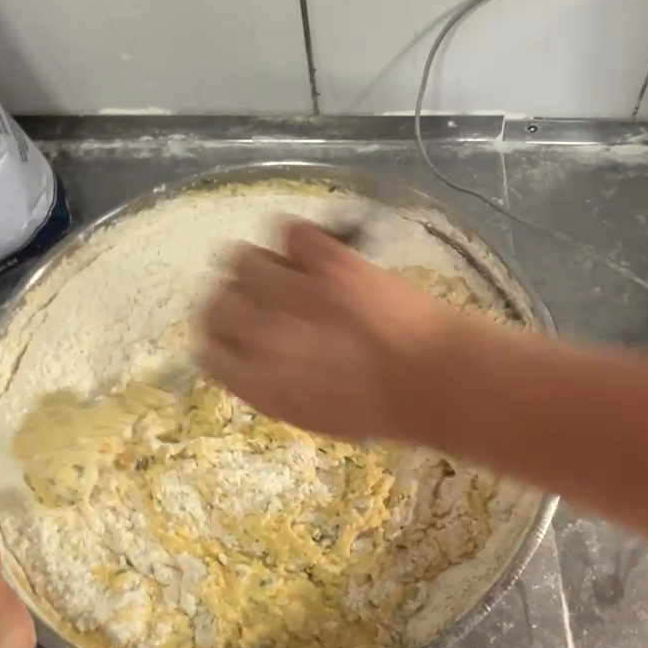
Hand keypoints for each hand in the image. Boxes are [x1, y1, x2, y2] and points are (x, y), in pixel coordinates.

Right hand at [200, 218, 463, 439]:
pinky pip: (290, 232)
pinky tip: (319, 253)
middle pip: (217, 300)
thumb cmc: (384, 410)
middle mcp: (264, 336)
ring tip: (290, 272)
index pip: (208, 348)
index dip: (222, 335)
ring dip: (263, 265)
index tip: (239, 329)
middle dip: (238, 298)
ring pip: (243, 259)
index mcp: (259, 383)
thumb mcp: (315, 416)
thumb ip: (273, 387)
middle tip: (267, 298)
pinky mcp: (329, 261)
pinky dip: (301, 239)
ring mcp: (295, 293)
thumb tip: (252, 361)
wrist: (439, 380)